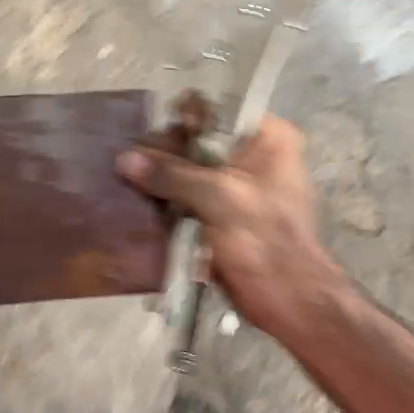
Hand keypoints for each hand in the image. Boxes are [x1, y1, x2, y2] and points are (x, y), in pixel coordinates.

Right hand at [117, 116, 345, 338]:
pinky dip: (164, 201)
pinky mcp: (220, 216)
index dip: (184, 119)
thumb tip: (123, 159)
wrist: (290, 303)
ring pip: (187, 170)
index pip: (217, 109)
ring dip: (159, 178)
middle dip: (163, 151)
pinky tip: (135, 203)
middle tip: (128, 162)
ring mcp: (235, 187)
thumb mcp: (219, 199)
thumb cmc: (266, 242)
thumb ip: (171, 175)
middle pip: (196, 139)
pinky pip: (186, 198)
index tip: (155, 137)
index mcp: (266, 137)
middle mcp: (251, 155)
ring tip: (122, 180)